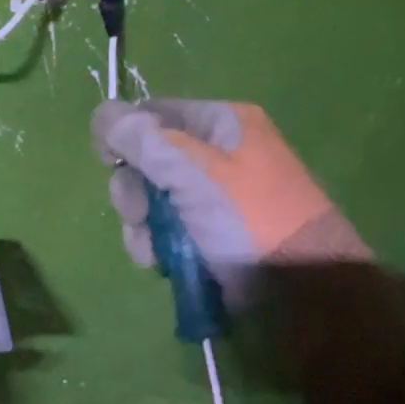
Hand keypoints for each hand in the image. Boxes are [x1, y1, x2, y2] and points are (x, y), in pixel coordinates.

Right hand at [92, 98, 404, 403]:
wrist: (301, 290)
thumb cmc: (248, 219)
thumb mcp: (192, 170)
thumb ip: (141, 139)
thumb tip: (102, 113)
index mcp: (222, 124)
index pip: (154, 113)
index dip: (124, 134)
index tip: (109, 160)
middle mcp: (216, 155)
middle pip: (146, 159)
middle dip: (135, 190)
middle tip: (144, 212)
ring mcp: (211, 197)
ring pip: (149, 199)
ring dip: (142, 224)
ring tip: (157, 248)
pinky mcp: (207, 234)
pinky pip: (164, 229)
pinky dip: (156, 244)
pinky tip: (163, 261)